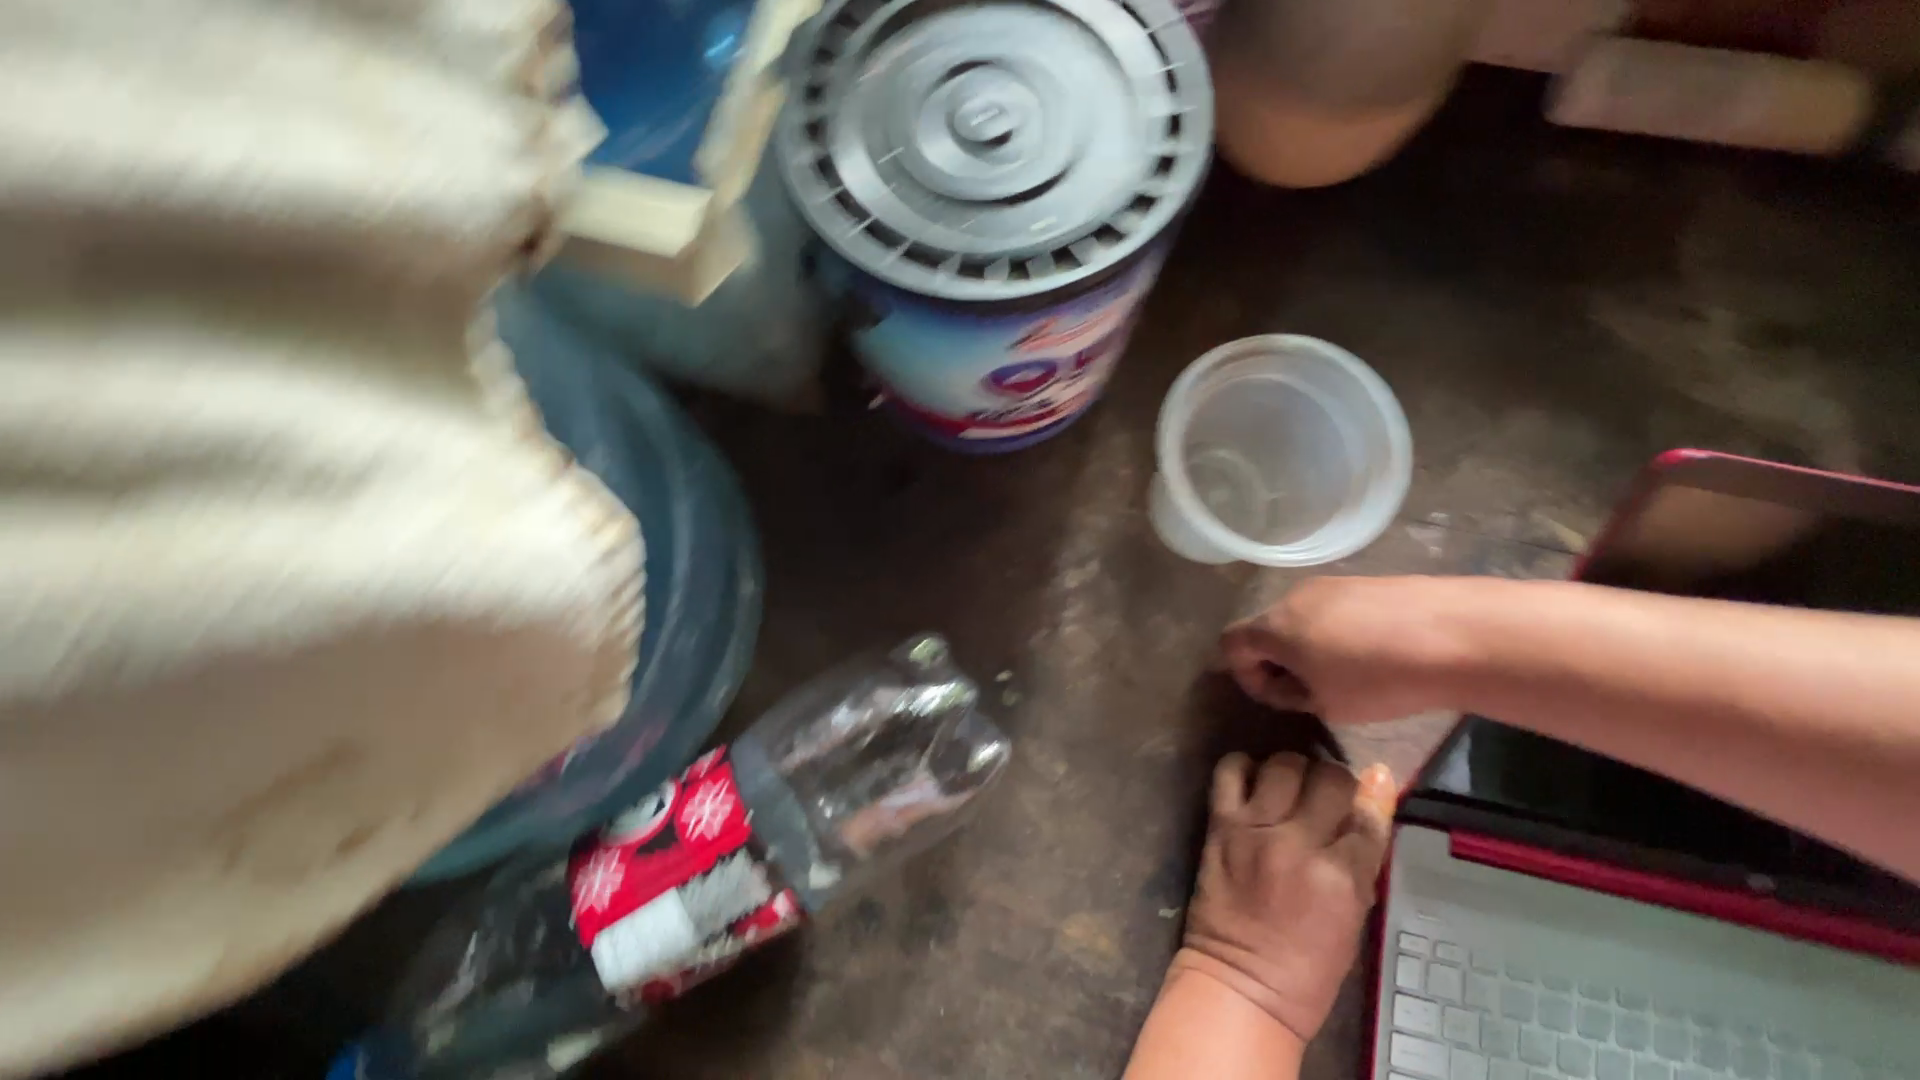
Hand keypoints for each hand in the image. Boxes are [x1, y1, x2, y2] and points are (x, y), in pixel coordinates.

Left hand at [1173, 753, 1396, 1044]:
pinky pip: (1231, 770)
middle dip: (1335, 782)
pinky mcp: (1220, 824)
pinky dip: (1245, 767)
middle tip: (1327, 797)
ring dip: (1294, 770)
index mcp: (1341, 876)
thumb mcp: (1354, 917)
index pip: (1367, 814)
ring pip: (1283, 765)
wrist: (1240, 984)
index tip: (1371, 786)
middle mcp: (1298, 843)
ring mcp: (1255, 828)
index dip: (1372, 797)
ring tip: (1292, 787)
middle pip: (1328, 778)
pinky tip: (1254, 782)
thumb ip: (1360, 861)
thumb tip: (1371, 807)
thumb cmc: (1307, 967)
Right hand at [1219, 575, 1480, 724]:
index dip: (1246, 676)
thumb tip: (1290, 683)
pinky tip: (1376, 653)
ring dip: (1309, 646)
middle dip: (1279, 661)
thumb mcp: (1327, 706)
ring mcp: (1330, 583)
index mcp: (1274, 626)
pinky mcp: (1364, 580)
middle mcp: (1293, 597)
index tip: (1281, 699)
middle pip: (1266, 628)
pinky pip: (1334, 609)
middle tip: (1312, 691)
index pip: (1230, 644)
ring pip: (1301, 618)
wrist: (1456, 635)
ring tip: (1347, 674)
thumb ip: (1294, 695)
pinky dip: (1339, 632)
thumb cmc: (1379, 679)